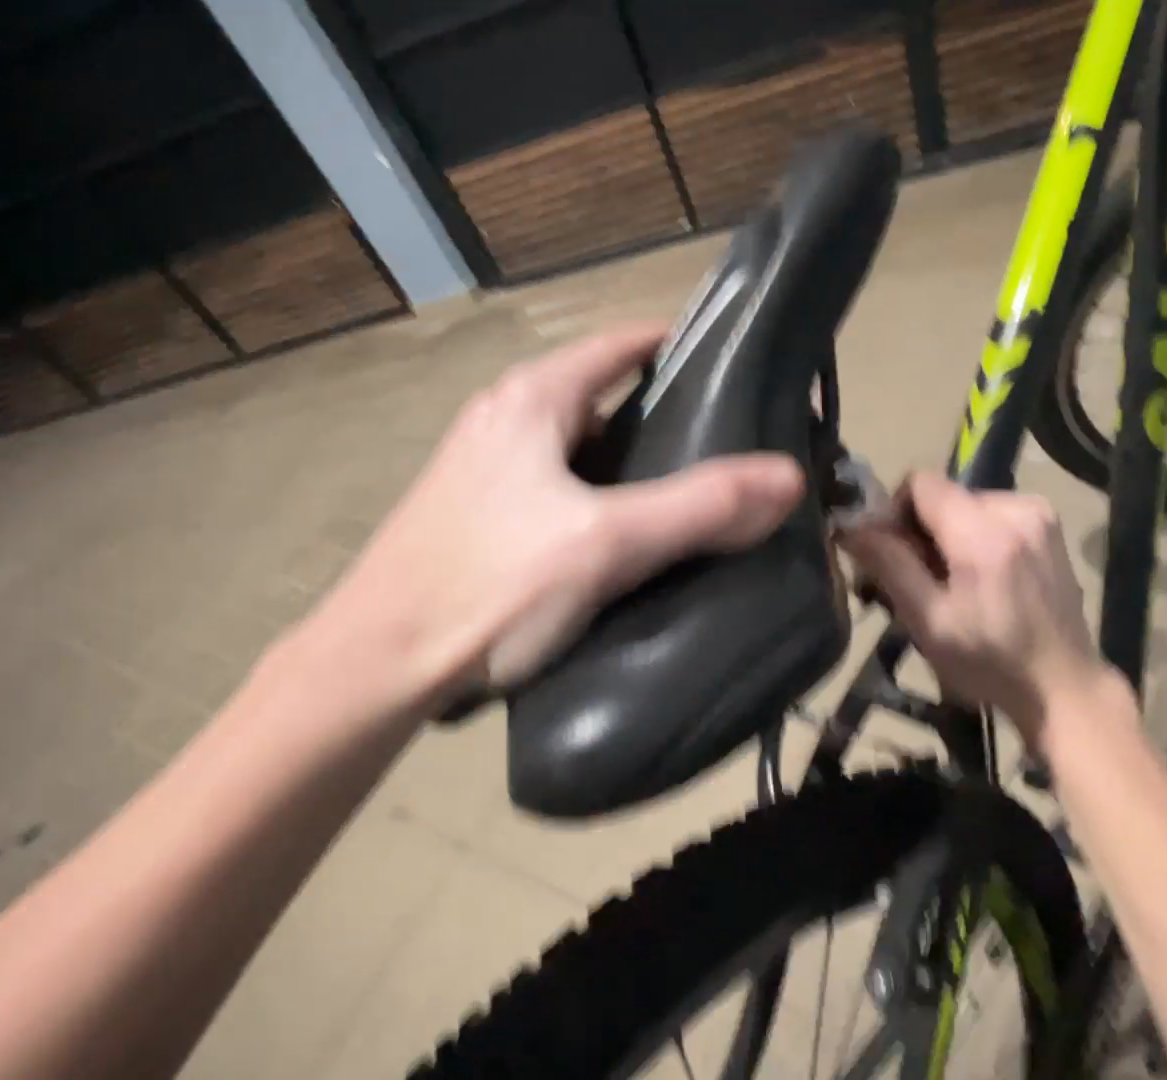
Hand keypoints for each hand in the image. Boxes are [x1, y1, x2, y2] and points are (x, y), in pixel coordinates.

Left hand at [298, 324, 803, 718]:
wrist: (377, 665)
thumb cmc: (489, 588)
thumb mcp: (605, 545)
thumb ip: (699, 509)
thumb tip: (789, 478)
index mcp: (531, 399)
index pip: (621, 345)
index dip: (682, 349)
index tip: (742, 373)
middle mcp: (503, 418)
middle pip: (604, 399)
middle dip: (666, 419)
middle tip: (730, 451)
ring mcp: (484, 470)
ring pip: (580, 451)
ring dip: (632, 468)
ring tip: (693, 501)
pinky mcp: (476, 518)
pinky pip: (558, 492)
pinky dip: (599, 504)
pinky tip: (627, 547)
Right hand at [840, 473, 1119, 741]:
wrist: (1063, 686)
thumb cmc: (989, 663)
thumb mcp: (929, 622)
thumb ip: (888, 566)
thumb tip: (850, 525)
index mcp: (984, 533)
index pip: (920, 483)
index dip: (893, 512)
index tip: (891, 555)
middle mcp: (1017, 509)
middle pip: (943, 495)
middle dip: (920, 530)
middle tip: (915, 581)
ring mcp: (1039, 515)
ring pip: (966, 505)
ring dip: (947, 536)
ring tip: (950, 584)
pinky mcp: (1050, 527)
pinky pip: (994, 514)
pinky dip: (976, 537)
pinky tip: (980, 579)